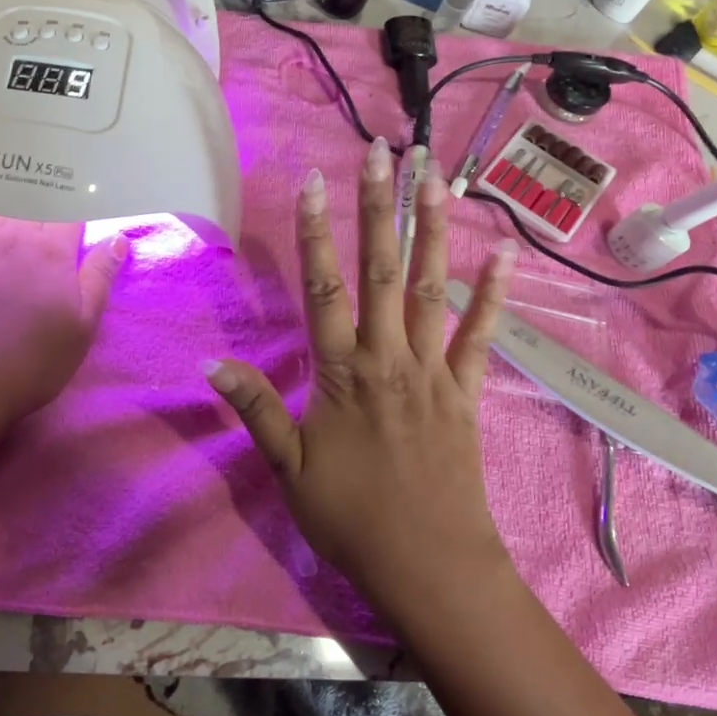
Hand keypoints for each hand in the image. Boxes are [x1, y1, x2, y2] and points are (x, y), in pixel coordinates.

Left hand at [0, 201, 127, 427]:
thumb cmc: (33, 361)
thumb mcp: (82, 326)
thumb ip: (100, 277)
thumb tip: (118, 238)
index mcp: (53, 252)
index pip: (71, 214)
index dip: (80, 204)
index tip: (86, 197)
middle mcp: (15, 236)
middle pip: (34, 201)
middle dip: (47, 191)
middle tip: (54, 179)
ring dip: (9, 188)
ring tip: (18, 173)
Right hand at [203, 138, 516, 607]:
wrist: (429, 565)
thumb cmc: (351, 517)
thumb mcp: (288, 468)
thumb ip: (255, 408)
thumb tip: (210, 363)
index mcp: (341, 372)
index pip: (323, 287)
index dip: (315, 231)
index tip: (313, 180)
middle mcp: (387, 356)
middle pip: (381, 269)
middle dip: (380, 206)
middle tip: (383, 150)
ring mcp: (432, 369)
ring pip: (430, 286)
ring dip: (433, 228)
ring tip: (435, 175)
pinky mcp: (466, 390)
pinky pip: (480, 334)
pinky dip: (494, 292)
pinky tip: (506, 250)